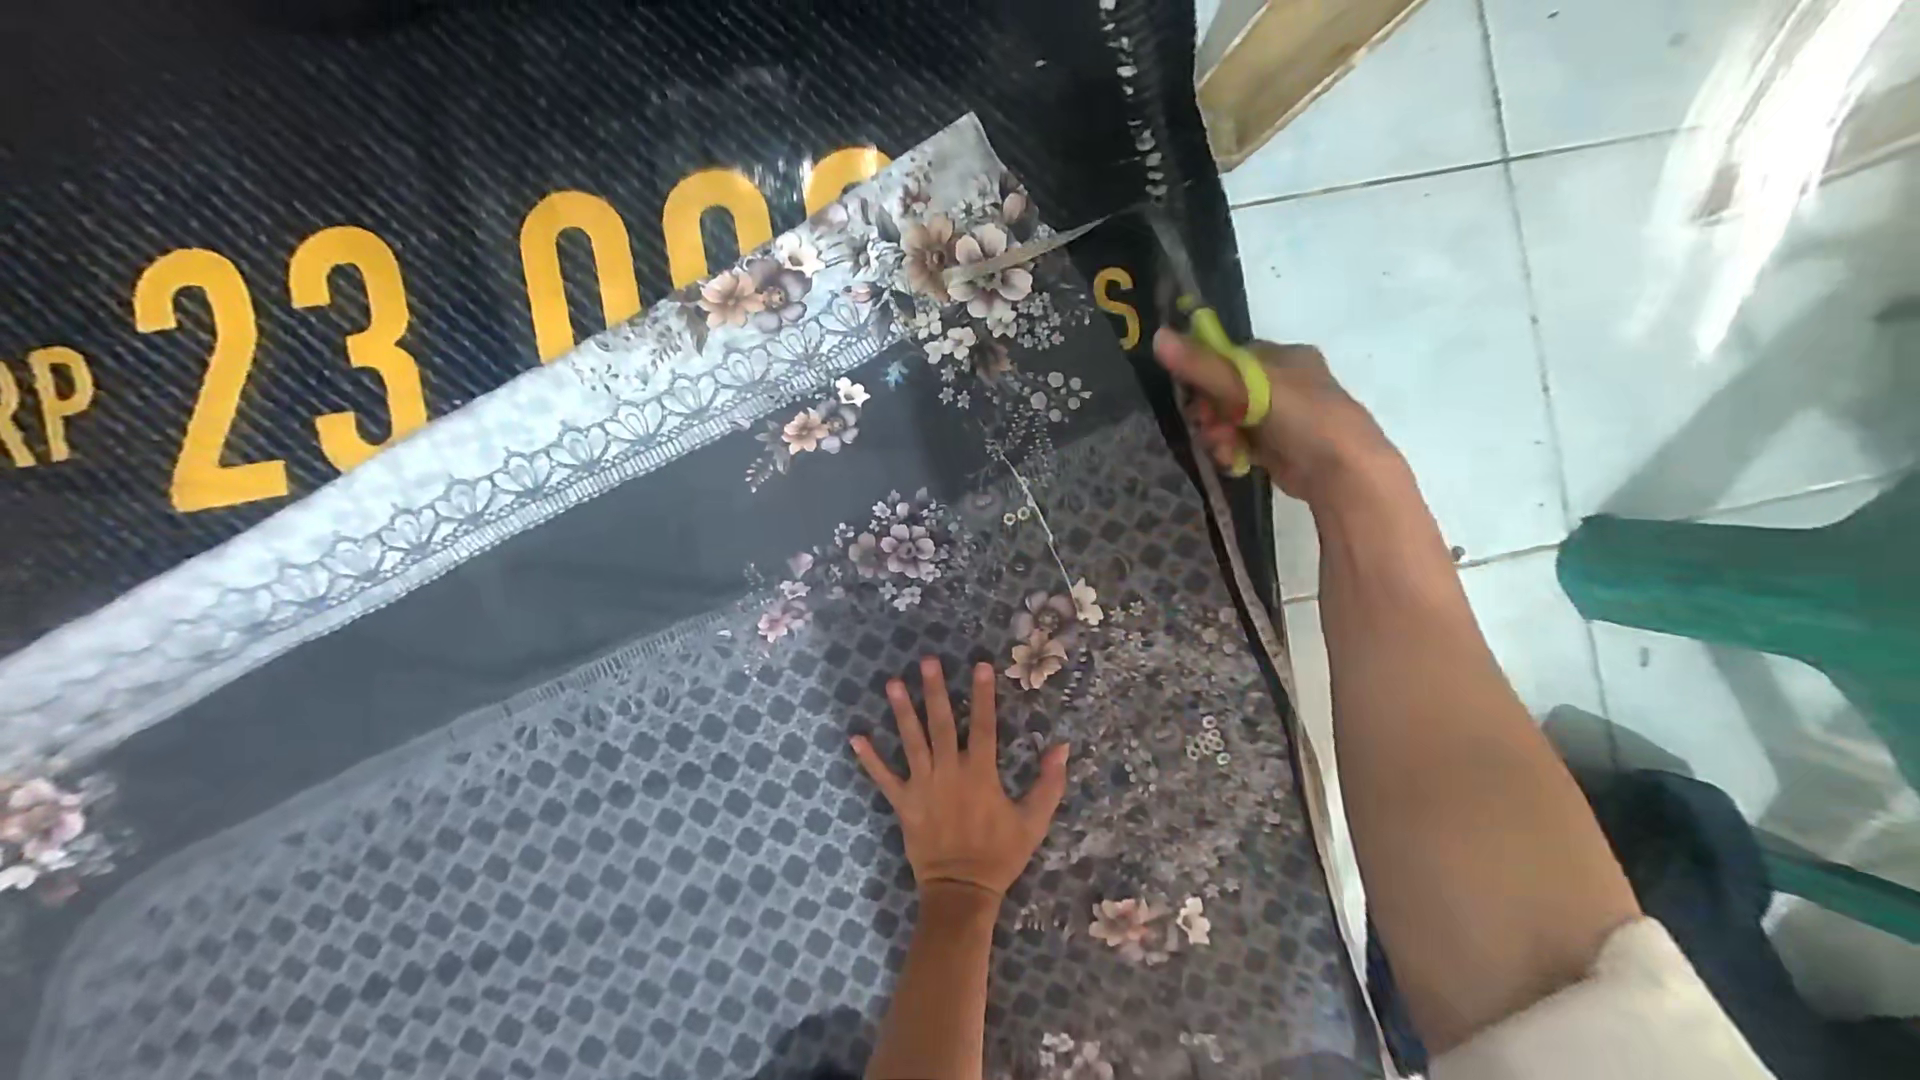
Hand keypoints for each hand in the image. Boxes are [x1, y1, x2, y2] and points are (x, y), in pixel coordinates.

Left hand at [850, 656, 1069, 899]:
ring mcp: (923, 786)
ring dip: (902, 712)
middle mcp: (949, 772)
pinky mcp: (903, 803)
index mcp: (980, 773)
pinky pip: (884, 778)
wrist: (962, 891)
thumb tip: (1062, 746)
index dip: (984, 695)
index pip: (985, 725)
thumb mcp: (1034, 821)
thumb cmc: (1001, 854)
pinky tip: (856, 737)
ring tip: (892, 683)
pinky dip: (870, 759)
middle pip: (942, 724)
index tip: (981, 665)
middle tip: (927, 661)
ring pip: (911, 742)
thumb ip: (1049, 783)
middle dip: (935, 691)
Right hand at [1153, 328, 1397, 503]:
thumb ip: (1202, 365)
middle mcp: (1285, 383)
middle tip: (1207, 425)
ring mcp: (1283, 418)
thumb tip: (1157, 336)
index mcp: (1286, 357)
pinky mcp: (1278, 448)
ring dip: (1219, 435)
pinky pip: (1242, 443)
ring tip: (1224, 448)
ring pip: (1231, 421)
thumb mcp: (1248, 385)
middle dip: (1211, 412)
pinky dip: (1233, 451)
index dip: (1207, 375)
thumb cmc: (1301, 416)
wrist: (1343, 470)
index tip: (1193, 394)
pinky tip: (1233, 461)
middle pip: (1227, 392)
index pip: (1232, 357)